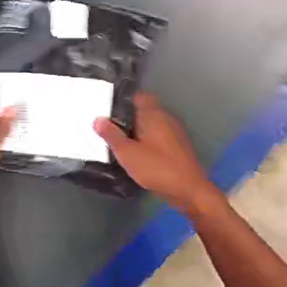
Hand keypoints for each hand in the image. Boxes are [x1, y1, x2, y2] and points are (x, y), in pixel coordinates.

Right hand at [94, 93, 219, 214]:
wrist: (189, 190)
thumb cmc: (156, 167)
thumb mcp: (127, 153)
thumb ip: (111, 135)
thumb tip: (98, 119)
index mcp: (154, 115)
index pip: (139, 96)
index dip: (124, 100)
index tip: (108, 108)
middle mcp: (166, 119)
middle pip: (144, 110)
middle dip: (127, 117)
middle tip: (108, 126)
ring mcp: (174, 133)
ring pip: (151, 125)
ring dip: (137, 131)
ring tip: (118, 141)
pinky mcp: (177, 147)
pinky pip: (157, 137)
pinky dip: (146, 142)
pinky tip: (136, 154)